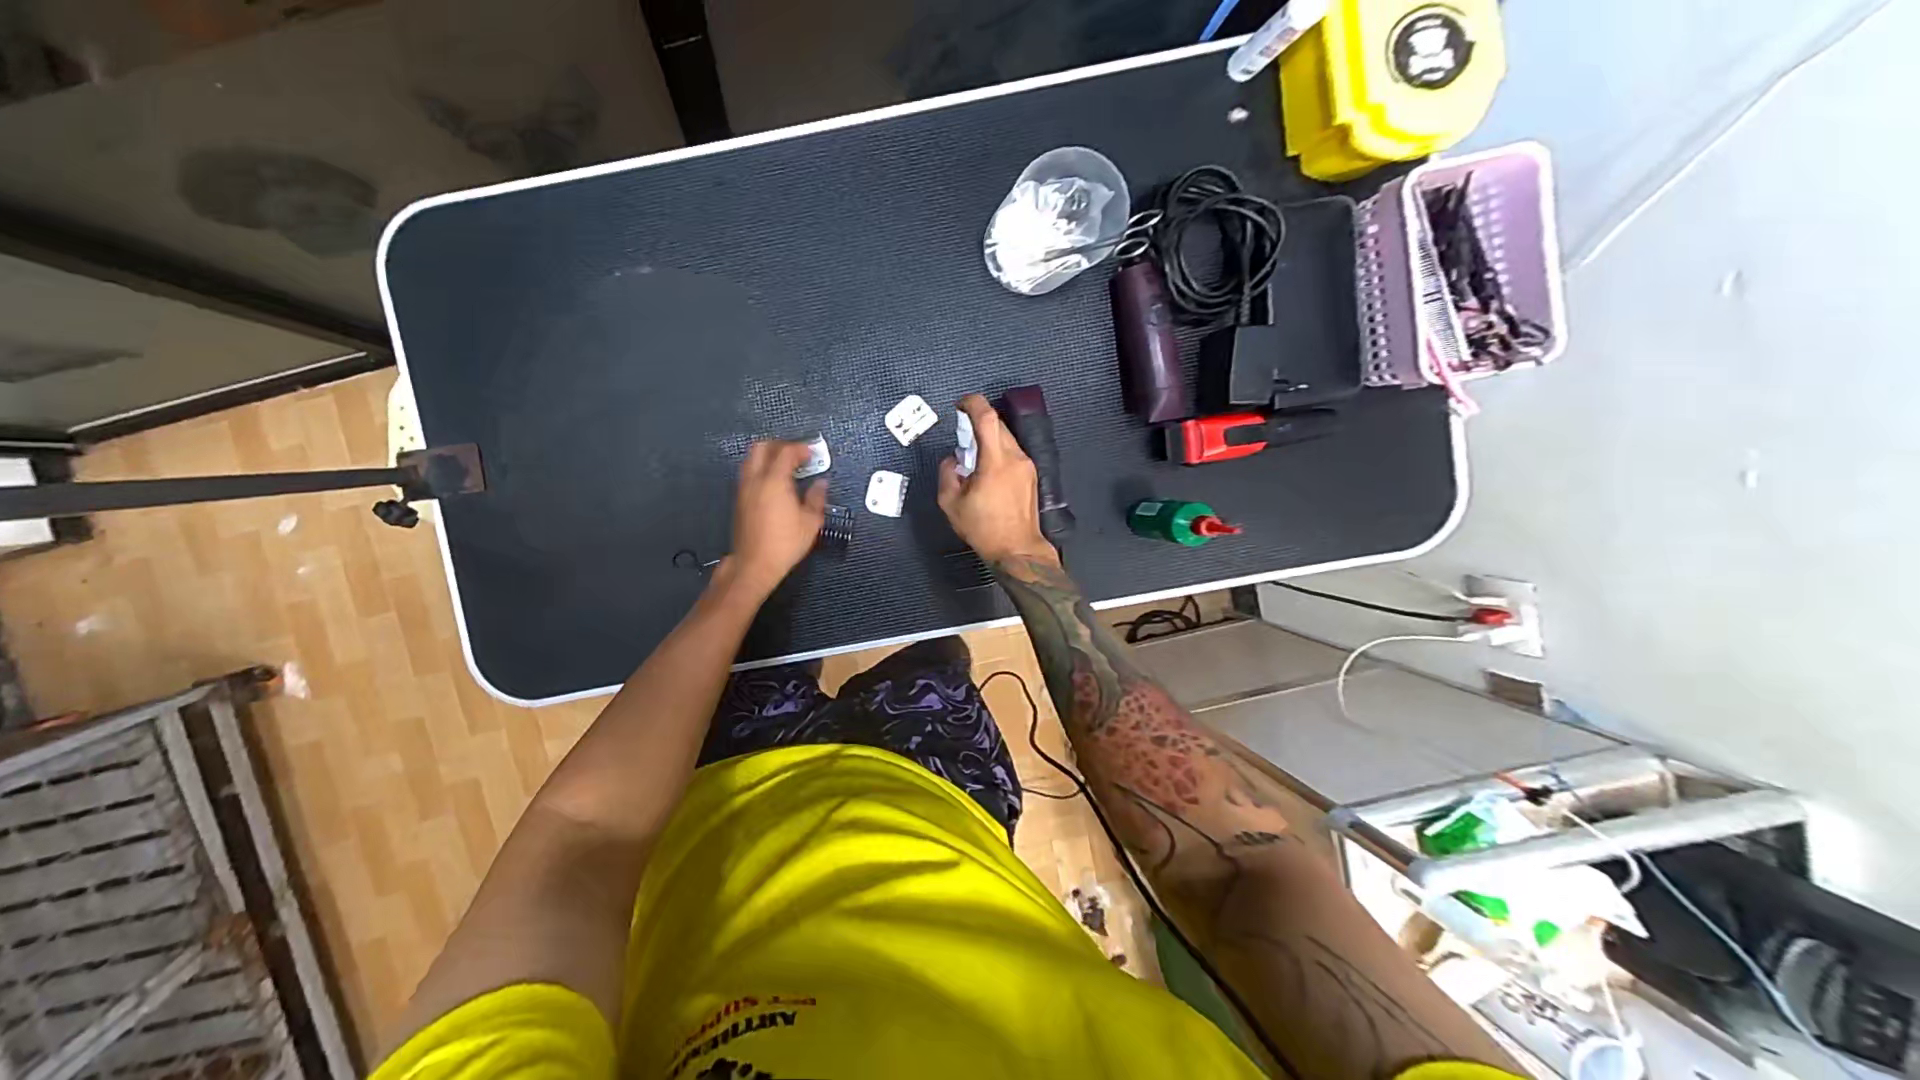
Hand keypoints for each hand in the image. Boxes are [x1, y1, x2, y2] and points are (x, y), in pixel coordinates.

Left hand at [726, 440, 826, 593]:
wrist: (754, 564)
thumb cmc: (785, 544)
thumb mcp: (810, 522)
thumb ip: (817, 498)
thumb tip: (821, 484)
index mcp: (774, 481)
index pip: (785, 452)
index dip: (800, 448)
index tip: (811, 453)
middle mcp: (755, 480)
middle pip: (762, 448)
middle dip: (780, 446)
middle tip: (796, 454)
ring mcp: (743, 490)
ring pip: (751, 459)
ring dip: (768, 457)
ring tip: (786, 467)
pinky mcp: (739, 501)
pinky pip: (748, 474)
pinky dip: (761, 470)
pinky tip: (775, 484)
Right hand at [938, 394, 1057, 566]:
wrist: (1017, 549)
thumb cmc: (984, 529)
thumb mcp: (951, 503)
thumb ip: (947, 473)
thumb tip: (953, 460)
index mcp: (996, 461)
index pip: (987, 417)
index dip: (972, 403)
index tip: (960, 404)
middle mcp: (1016, 457)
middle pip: (997, 425)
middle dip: (977, 423)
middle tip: (961, 436)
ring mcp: (1027, 466)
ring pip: (1006, 438)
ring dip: (988, 439)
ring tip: (972, 458)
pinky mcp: (1031, 475)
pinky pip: (1012, 453)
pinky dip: (997, 452)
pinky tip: (987, 470)